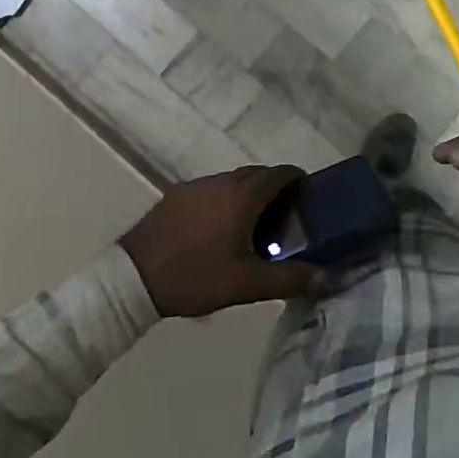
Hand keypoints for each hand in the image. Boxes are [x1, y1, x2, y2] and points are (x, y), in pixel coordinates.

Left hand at [119, 165, 324, 317]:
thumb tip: (325, 276)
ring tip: (255, 224)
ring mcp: (197, 185)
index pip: (280, 173)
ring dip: (249, 194)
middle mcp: (222, 180)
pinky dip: (226, 199)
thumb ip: (288, 279)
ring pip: (233, 180)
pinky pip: (212, 189)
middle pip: (258, 173)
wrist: (133, 277)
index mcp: (243, 195)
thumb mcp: (246, 284)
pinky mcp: (177, 194)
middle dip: (276, 187)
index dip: (298, 179)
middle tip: (286, 215)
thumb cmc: (195, 277)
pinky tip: (221, 228)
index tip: (309, 195)